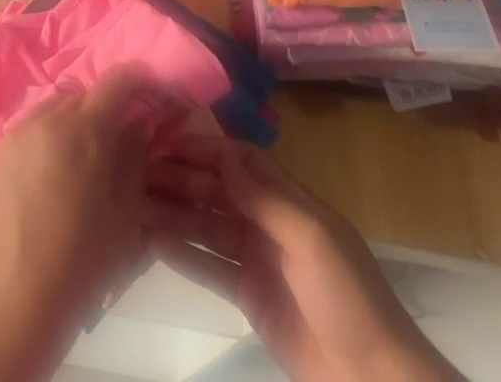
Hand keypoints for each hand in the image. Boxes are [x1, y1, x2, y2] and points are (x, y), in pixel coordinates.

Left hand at [0, 67, 152, 328]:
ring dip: (69, 124)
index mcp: (87, 128)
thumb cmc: (84, 257)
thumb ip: (135, 156)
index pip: (117, 81)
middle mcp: (47, 120)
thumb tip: (137, 124)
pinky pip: (25, 134)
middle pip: (81, 95)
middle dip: (101, 108)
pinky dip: (42, 142)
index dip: (137, 80)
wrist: (15, 295)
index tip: (148, 91)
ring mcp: (14, 136)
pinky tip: (46, 179)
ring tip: (76, 161)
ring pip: (49, 112)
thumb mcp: (128, 209)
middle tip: (113, 139)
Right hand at [149, 135, 458, 381]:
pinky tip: (151, 243)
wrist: (368, 372)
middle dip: (181, 180)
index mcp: (292, 202)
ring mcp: (258, 260)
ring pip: (208, 227)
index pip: (242, 162)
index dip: (206, 149)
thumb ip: (265, 198)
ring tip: (133, 205)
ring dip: (174, 214)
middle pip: (219, 192)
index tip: (165, 142)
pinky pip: (210, 267)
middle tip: (136, 175)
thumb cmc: (347, 295)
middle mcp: (271, 224)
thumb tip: (223, 155)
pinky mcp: (248, 294)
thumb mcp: (310, 238)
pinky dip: (182, 254)